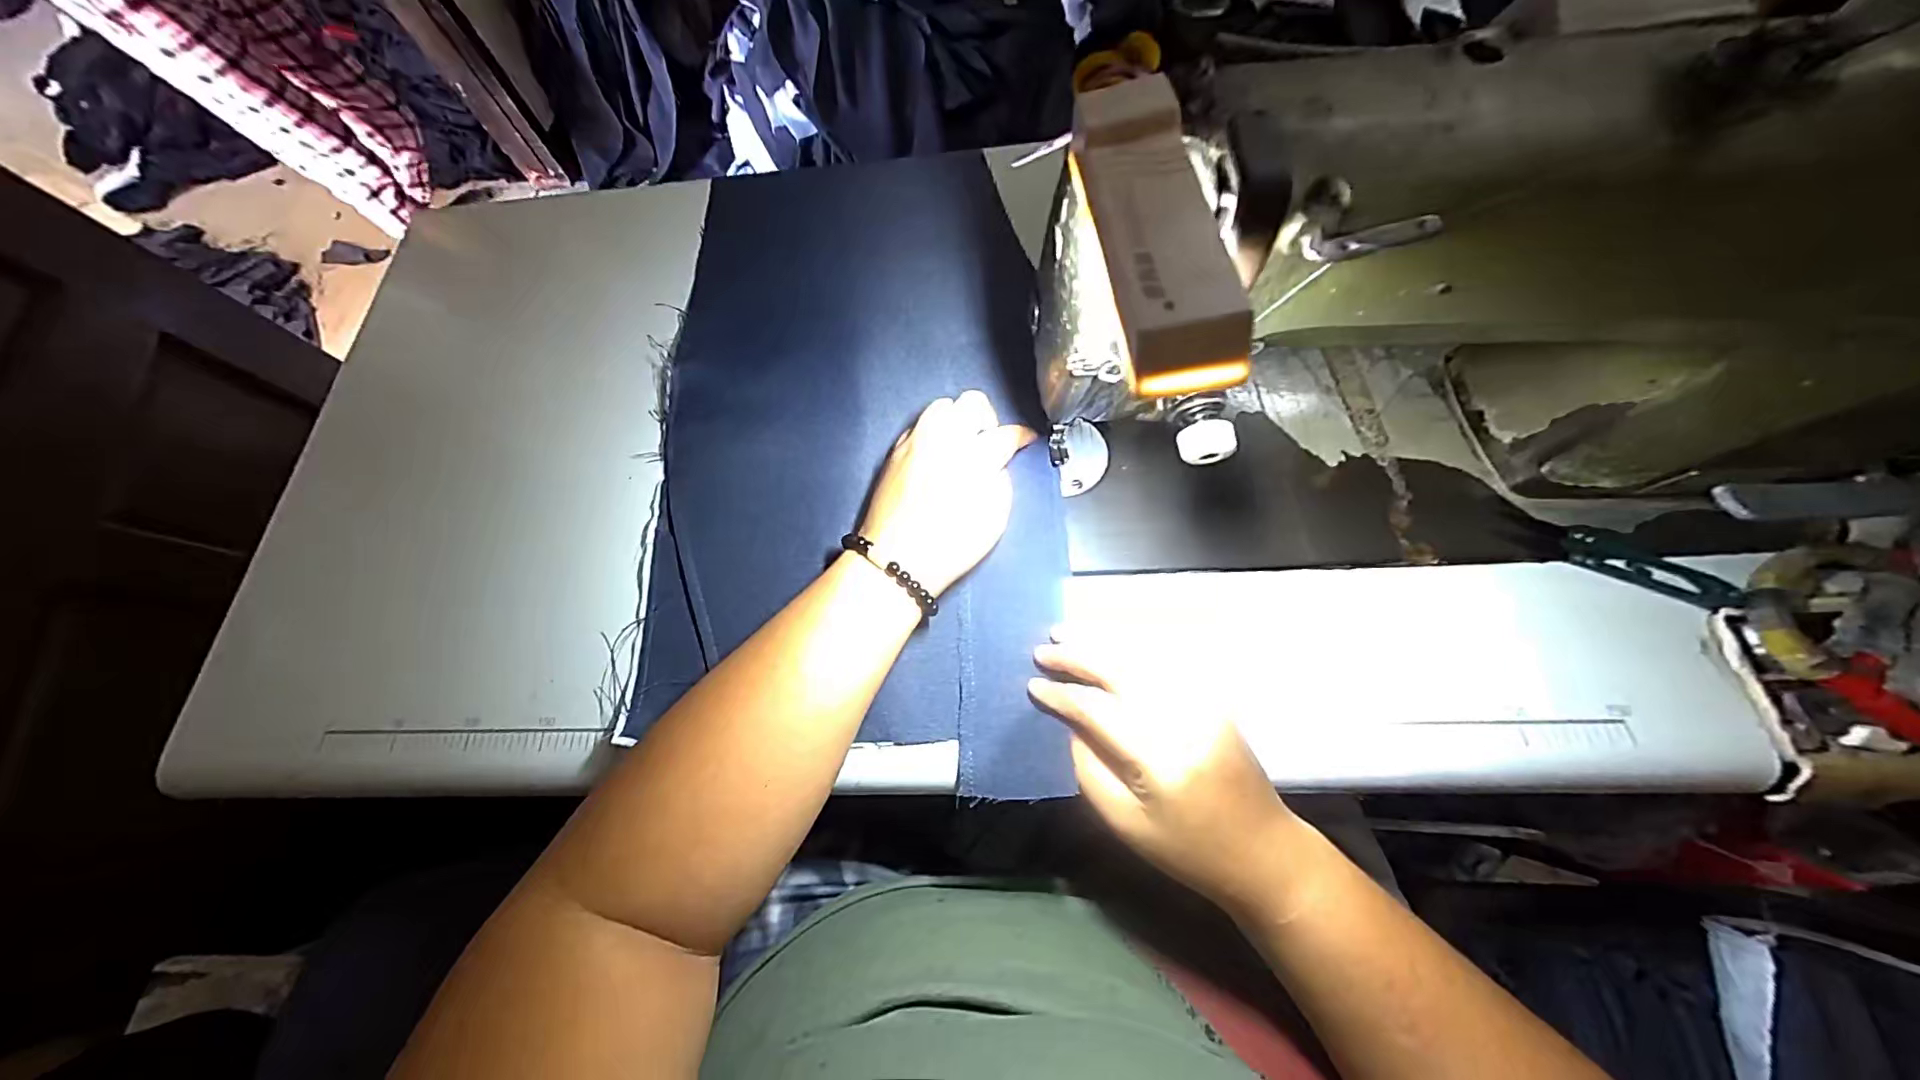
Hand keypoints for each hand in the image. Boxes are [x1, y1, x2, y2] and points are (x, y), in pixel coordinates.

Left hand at [858, 391, 1035, 596]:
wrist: (895, 562)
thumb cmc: (945, 550)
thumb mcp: (994, 521)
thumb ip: (1002, 483)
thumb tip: (999, 467)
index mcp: (974, 459)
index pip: (1006, 433)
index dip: (1021, 436)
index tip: (1024, 440)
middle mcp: (944, 442)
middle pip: (972, 404)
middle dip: (988, 419)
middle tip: (990, 438)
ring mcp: (916, 443)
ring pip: (942, 407)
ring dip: (958, 419)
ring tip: (962, 442)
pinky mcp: (895, 451)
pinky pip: (918, 425)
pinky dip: (932, 431)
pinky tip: (937, 453)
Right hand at [1028, 634, 1307, 917]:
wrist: (1262, 850)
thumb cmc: (1187, 849)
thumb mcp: (1124, 822)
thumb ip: (1089, 768)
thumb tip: (1072, 723)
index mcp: (1157, 757)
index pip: (1098, 709)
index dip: (1062, 695)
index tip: (1033, 685)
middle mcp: (1181, 719)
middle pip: (1120, 671)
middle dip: (1078, 656)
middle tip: (1042, 650)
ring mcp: (1202, 704)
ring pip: (1143, 659)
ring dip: (1102, 644)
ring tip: (1066, 634)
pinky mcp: (1212, 701)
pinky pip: (1166, 662)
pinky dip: (1133, 647)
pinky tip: (1110, 643)